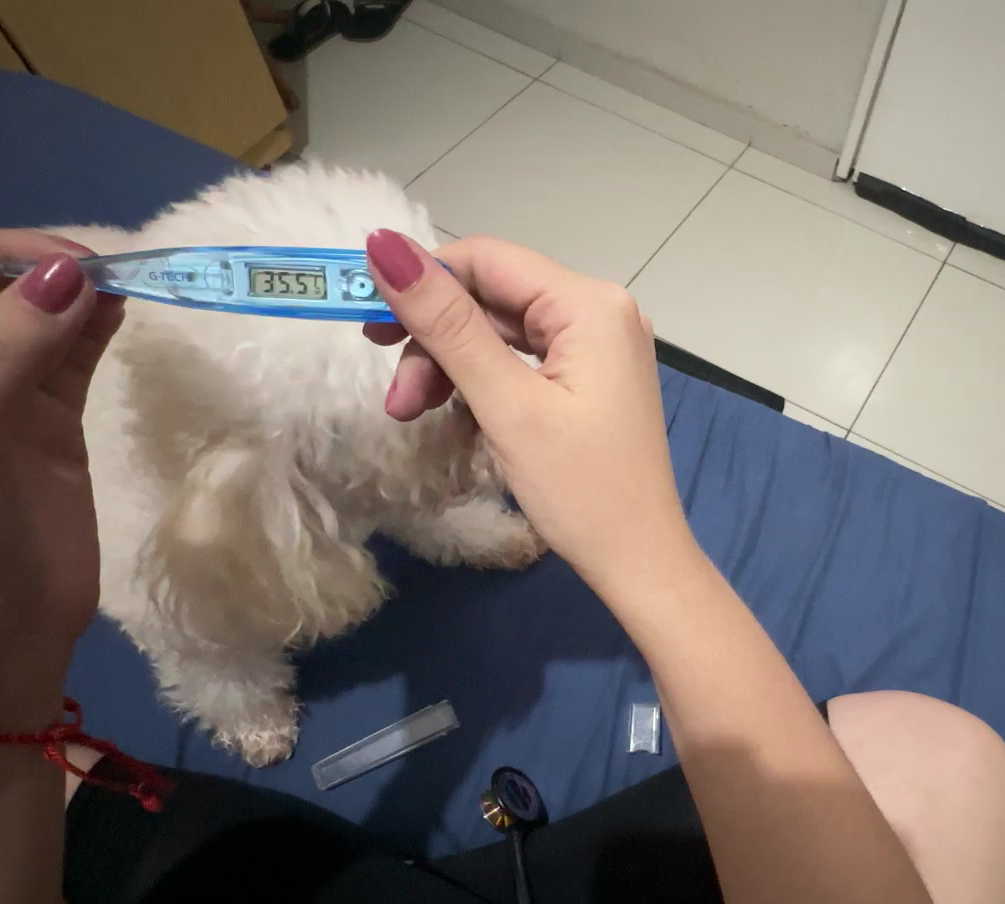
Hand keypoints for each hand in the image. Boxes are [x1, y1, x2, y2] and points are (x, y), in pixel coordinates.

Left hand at [0, 231, 124, 729]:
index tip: (86, 262)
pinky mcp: (47, 428)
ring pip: (36, 323)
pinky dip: (97, 336)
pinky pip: (70, 363)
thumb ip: (3, 353)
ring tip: (136, 287)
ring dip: (79, 300)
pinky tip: (126, 317)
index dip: (4, 255)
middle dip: (47, 273)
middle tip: (124, 272)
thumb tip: (76, 276)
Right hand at [362, 230, 698, 595]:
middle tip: (397, 397)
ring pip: (504, 335)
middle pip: (493, 299)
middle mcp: (603, 313)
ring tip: (414, 413)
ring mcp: (602, 349)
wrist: (638, 560)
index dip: (420, 282)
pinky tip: (460, 417)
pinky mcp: (594, 382)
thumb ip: (447, 324)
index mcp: (591, 305)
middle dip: (435, 342)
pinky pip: (526, 364)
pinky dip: (486, 385)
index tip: (365, 325)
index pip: (487, 260)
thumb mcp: (508, 404)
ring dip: (453, 368)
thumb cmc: (580, 489)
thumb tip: (383, 244)